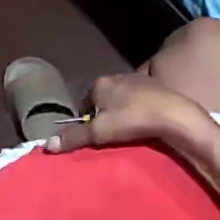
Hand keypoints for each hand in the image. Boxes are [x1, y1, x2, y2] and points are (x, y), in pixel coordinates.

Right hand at [44, 72, 216, 157]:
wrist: (171, 114)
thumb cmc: (131, 120)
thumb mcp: (99, 132)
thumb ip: (74, 137)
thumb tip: (48, 144)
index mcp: (100, 84)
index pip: (84, 103)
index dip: (86, 121)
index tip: (93, 137)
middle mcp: (117, 76)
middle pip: (103, 99)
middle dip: (104, 115)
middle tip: (110, 136)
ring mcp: (138, 78)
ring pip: (122, 98)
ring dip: (122, 112)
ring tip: (127, 132)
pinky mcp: (155, 85)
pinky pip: (139, 99)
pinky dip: (137, 110)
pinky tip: (143, 123)